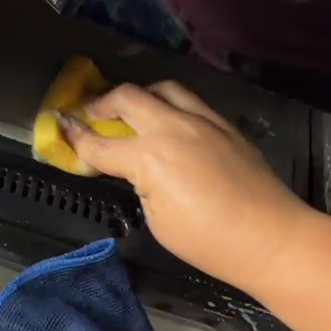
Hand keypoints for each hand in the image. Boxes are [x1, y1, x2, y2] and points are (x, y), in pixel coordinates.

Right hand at [60, 81, 309, 288]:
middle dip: (102, 102)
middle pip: (127, 98)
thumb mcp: (157, 219)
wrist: (271, 238)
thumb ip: (140, 184)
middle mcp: (171, 127)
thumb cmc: (208, 241)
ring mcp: (201, 120)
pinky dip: (169, 103)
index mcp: (149, 156)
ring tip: (131, 108)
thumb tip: (137, 169)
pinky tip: (169, 120)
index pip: (100, 144)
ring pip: (161, 89)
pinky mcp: (224, 124)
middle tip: (90, 112)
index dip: (75, 137)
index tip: (59, 125)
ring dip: (139, 95)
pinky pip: (189, 101)